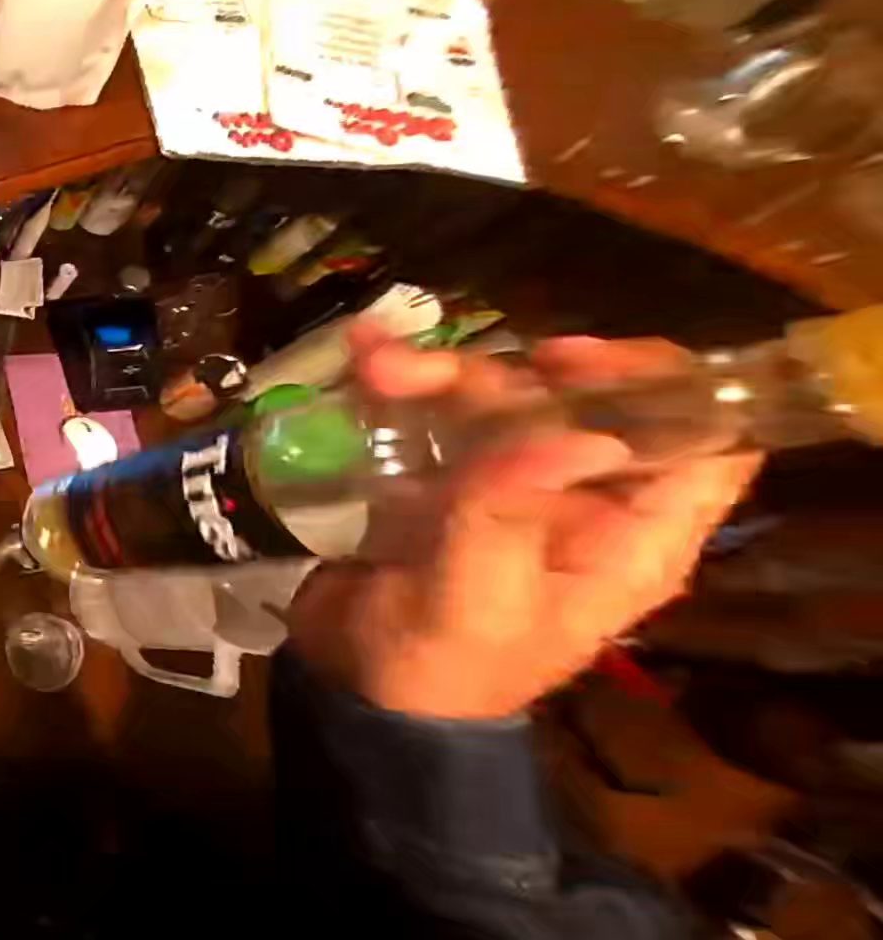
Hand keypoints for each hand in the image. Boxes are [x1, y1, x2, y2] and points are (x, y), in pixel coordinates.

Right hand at [286, 325, 761, 718]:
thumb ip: (512, 521)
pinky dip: (389, 392)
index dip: (649, 388)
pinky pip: (421, 425)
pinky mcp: (426, 488)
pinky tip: (354, 364)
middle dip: (483, 377)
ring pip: (480, 407)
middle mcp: (563, 500)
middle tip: (398, 369)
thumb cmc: (435, 662)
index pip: (691, 444)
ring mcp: (489, 490)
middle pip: (555, 409)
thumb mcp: (476, 603)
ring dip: (424, 375)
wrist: (359, 685)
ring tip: (364, 360)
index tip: (559, 360)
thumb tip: (582, 437)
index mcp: (618, 538)